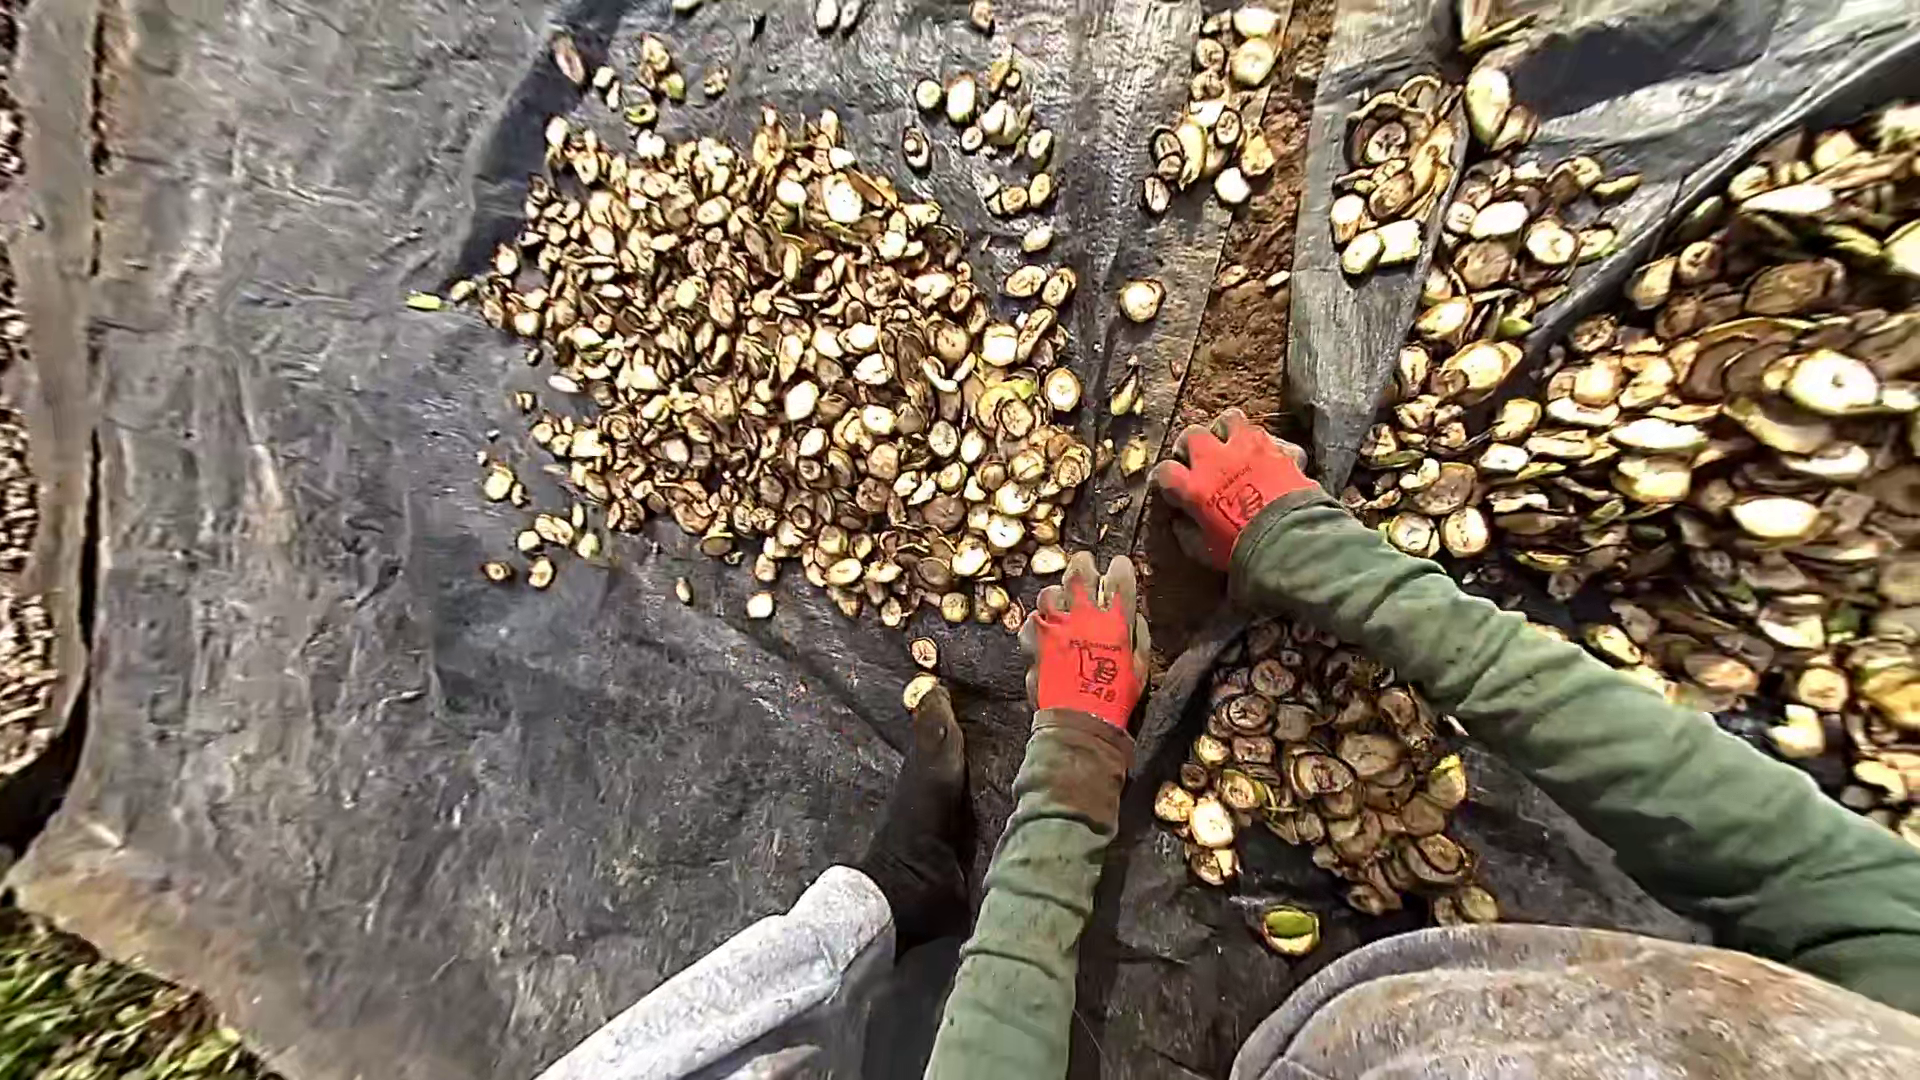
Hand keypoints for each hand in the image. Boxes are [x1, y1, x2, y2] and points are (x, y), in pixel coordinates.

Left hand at [1019, 552, 1149, 730]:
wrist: (1079, 722)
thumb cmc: (1115, 697)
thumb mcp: (1140, 665)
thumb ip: (1136, 633)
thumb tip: (1131, 614)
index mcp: (1115, 621)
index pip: (1119, 578)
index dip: (1120, 568)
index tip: (1119, 566)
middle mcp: (1083, 616)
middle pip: (1080, 571)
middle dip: (1083, 563)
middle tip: (1085, 564)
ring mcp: (1054, 625)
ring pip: (1050, 592)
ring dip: (1057, 594)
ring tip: (1062, 604)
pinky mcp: (1033, 639)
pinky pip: (1033, 619)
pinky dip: (1039, 623)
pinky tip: (1046, 631)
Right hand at [1150, 408, 1316, 569]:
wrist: (1290, 539)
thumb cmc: (1242, 549)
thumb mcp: (1203, 549)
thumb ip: (1187, 532)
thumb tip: (1180, 522)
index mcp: (1193, 486)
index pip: (1165, 471)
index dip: (1163, 477)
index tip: (1167, 485)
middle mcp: (1216, 461)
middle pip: (1192, 435)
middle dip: (1191, 444)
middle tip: (1197, 459)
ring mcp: (1248, 450)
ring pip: (1230, 420)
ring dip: (1228, 433)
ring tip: (1232, 448)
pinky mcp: (1279, 451)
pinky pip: (1271, 440)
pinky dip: (1269, 449)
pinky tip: (1270, 462)